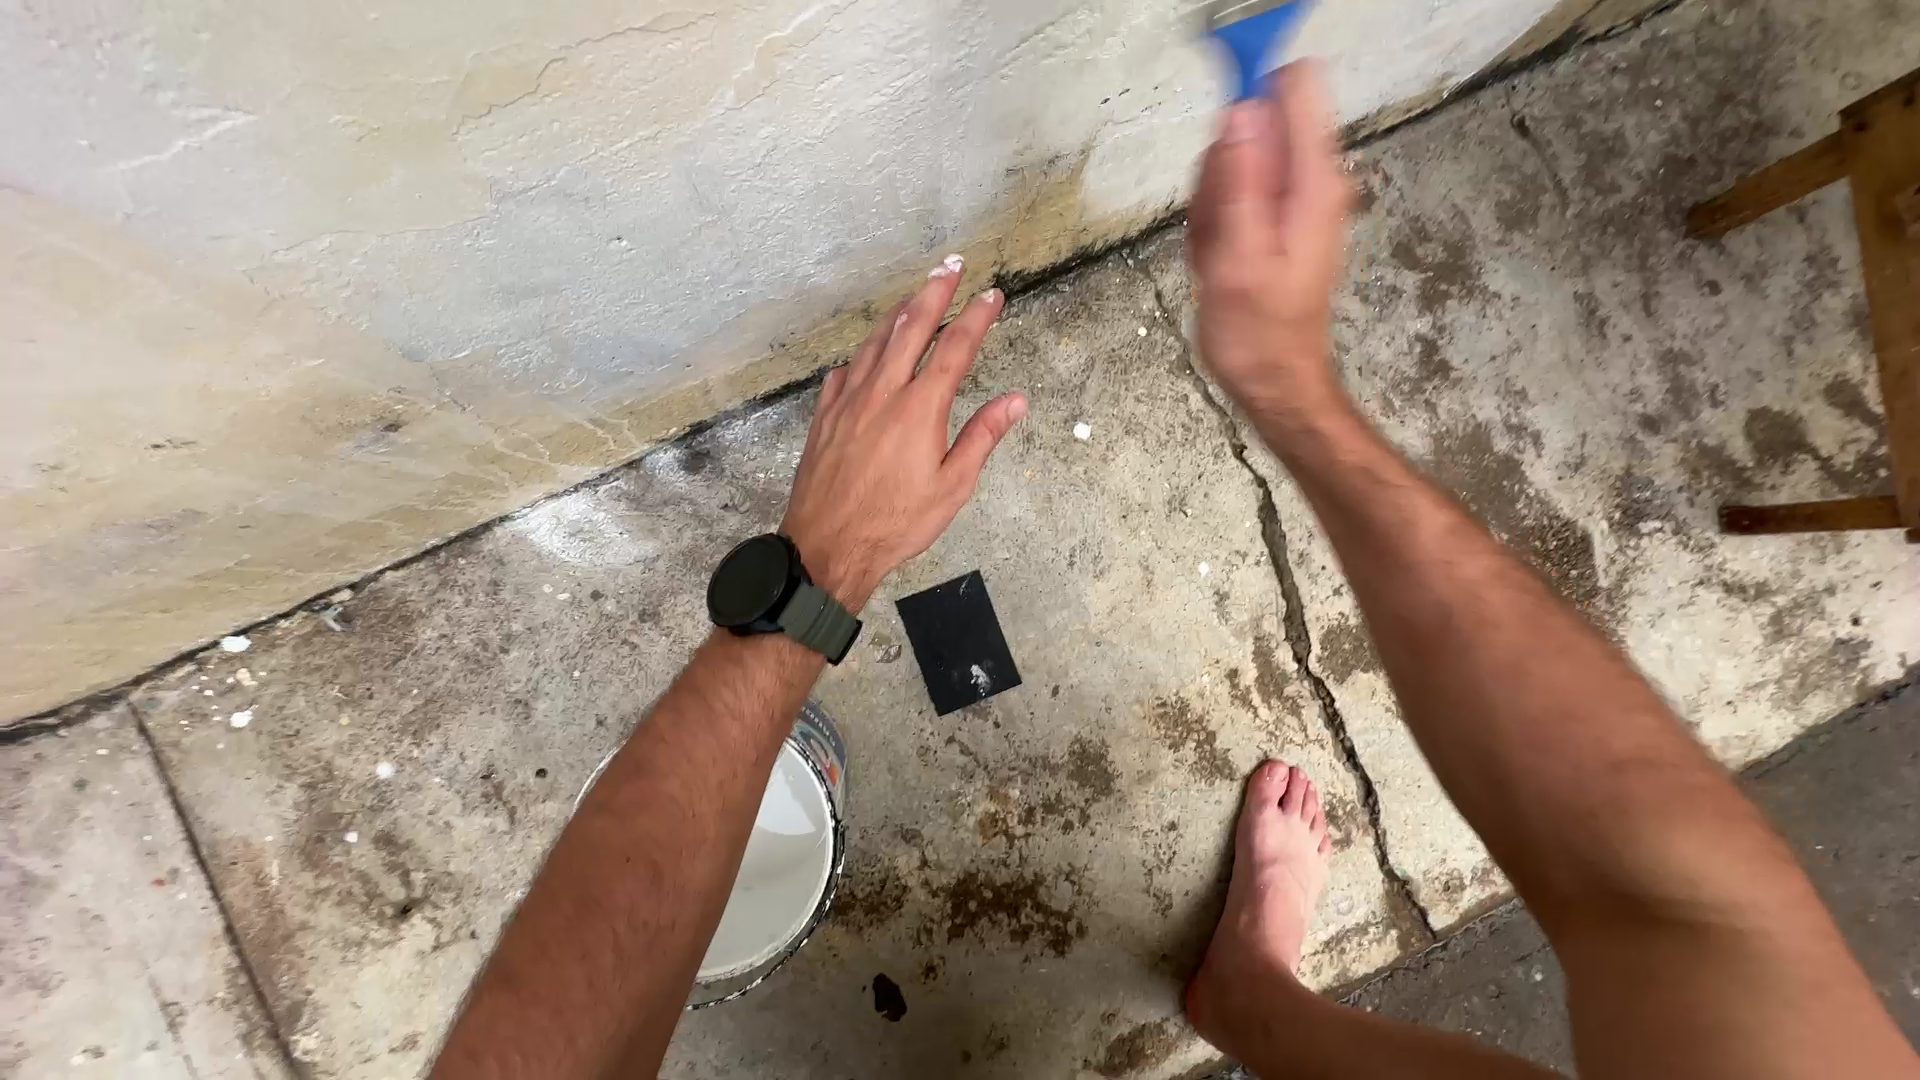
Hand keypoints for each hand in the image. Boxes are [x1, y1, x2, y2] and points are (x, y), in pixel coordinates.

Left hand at [781, 256, 1027, 609]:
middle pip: (911, 326)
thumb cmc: (896, 523)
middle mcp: (882, 392)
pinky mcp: (824, 415)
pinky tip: (867, 355)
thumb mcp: (952, 487)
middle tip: (950, 265)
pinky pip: (845, 371)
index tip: (991, 295)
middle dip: (934, 291)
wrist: (828, 546)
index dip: (976, 317)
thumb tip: (1015, 400)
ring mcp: (848, 400)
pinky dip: (863, 354)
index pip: (955, 348)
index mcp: (920, 408)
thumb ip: (982, 437)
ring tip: (914, 296)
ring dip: (898, 313)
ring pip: (875, 341)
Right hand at [1188, 63, 1353, 419]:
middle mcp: (1310, 182)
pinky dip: (1215, 227)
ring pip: (1235, 166)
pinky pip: (1234, 199)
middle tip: (1213, 229)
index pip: (1295, 87)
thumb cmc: (1256, 333)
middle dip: (1218, 174)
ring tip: (1215, 256)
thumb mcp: (1238, 260)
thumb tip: (1241, 112)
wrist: (1274, 381)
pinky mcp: (1276, 222)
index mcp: (1312, 182)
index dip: (1250, 94)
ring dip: (1211, 207)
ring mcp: (1292, 202)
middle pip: (1253, 129)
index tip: (1219, 141)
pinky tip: (1217, 263)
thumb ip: (1241, 183)